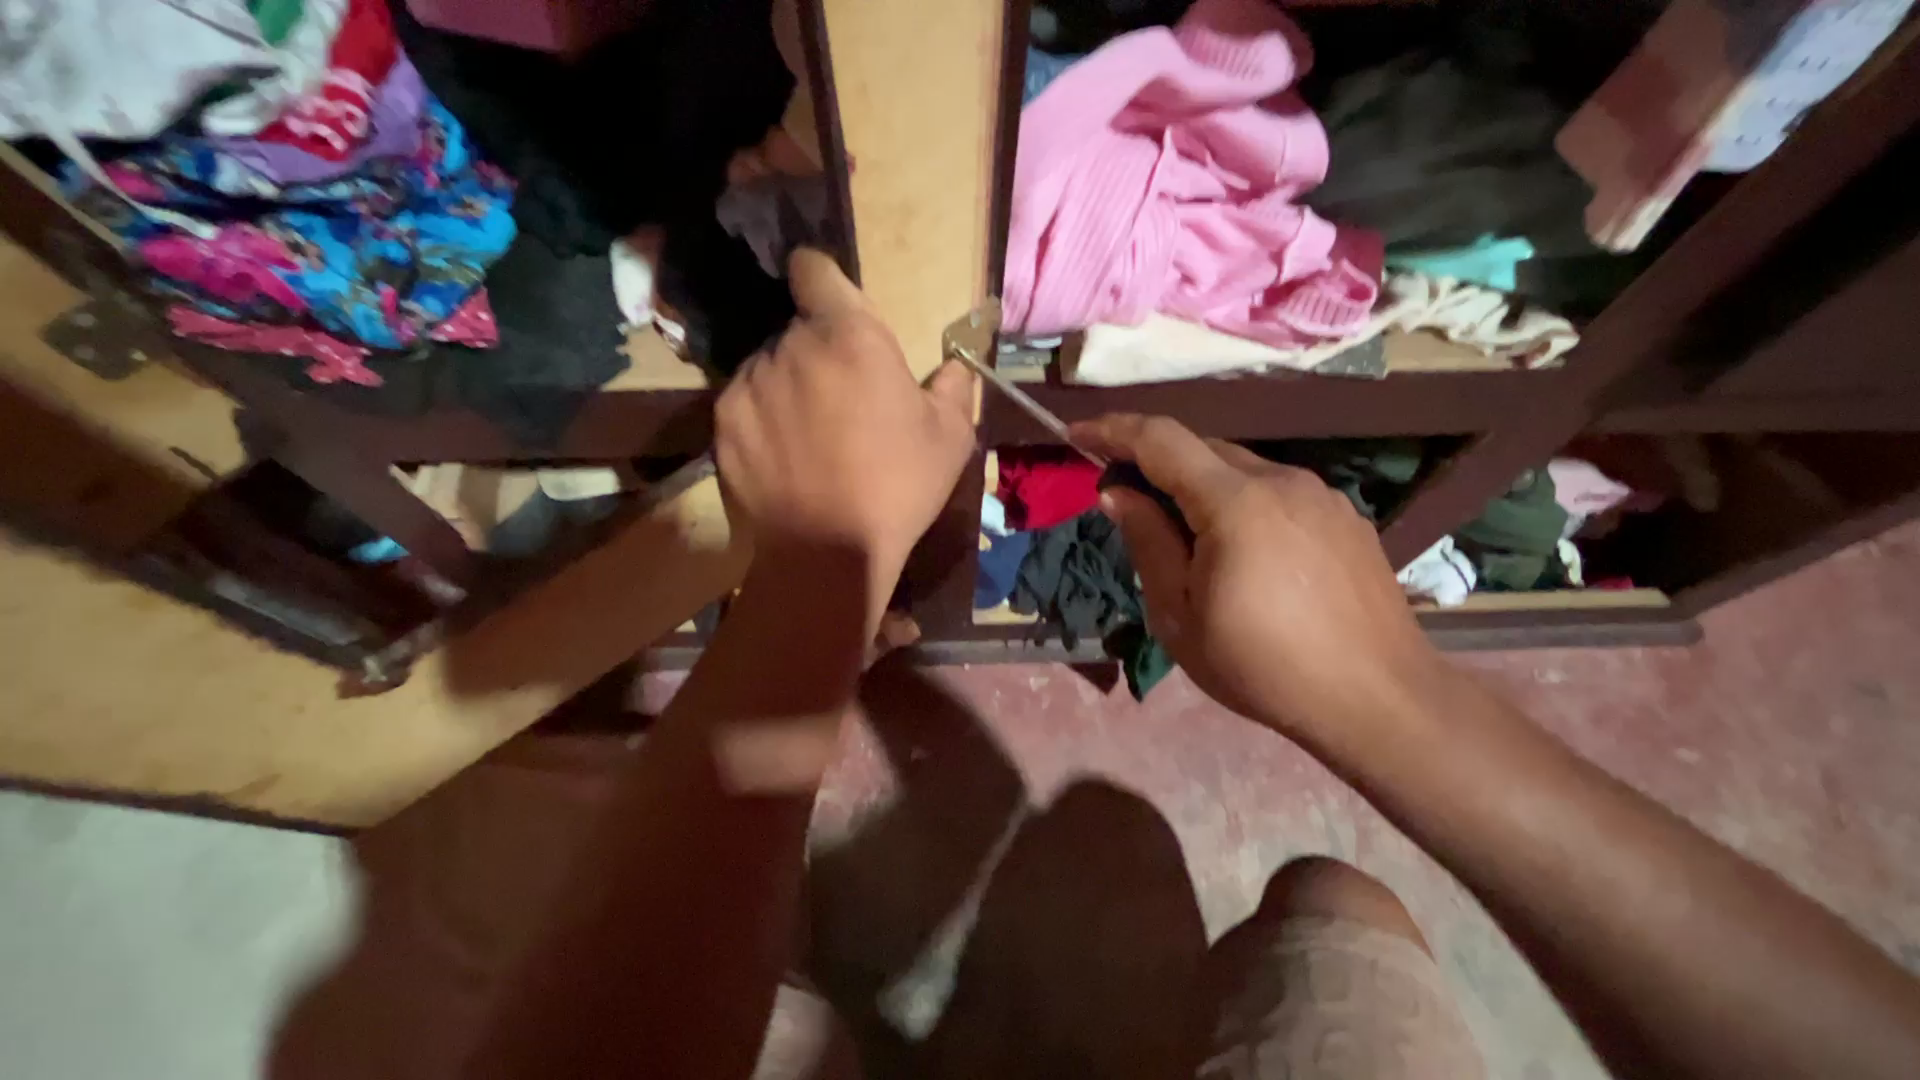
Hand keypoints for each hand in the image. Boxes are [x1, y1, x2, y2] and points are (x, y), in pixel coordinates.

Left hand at [716, 249, 977, 580]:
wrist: (828, 554)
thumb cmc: (898, 488)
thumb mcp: (950, 438)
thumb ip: (952, 386)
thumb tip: (951, 368)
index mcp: (850, 335)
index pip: (813, 269)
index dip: (821, 280)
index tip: (833, 307)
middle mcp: (791, 346)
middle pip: (797, 327)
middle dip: (817, 350)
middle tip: (841, 398)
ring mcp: (749, 383)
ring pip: (768, 364)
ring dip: (787, 383)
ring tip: (809, 434)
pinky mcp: (723, 421)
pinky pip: (745, 401)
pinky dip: (762, 417)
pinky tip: (784, 455)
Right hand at [1072, 414, 1446, 741]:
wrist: (1377, 698)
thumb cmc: (1261, 666)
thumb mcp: (1180, 615)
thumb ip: (1147, 541)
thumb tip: (1117, 492)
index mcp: (1235, 503)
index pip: (1161, 439)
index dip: (1112, 430)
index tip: (1076, 435)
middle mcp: (1281, 481)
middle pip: (1202, 449)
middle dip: (1155, 463)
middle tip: (1125, 501)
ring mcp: (1321, 496)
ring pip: (1241, 470)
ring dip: (1200, 486)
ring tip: (1186, 538)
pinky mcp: (1345, 517)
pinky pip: (1277, 493)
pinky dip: (1241, 503)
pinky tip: (1243, 553)